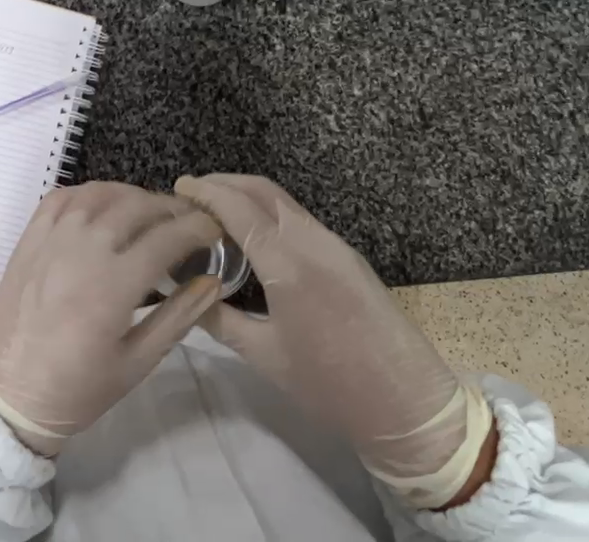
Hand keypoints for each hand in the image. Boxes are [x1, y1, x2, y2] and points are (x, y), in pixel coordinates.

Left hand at [0, 181, 224, 455]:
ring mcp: (52, 238)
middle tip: (188, 220)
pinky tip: (105, 206)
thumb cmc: (78, 387)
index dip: (198, 228)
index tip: (214, 229)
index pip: (168, 238)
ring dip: (132, 195)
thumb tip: (212, 281)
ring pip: (100, 194)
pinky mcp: (29, 238)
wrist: (10, 392)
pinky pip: (62, 197)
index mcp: (114, 284)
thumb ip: (178, 318)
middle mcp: (83, 249)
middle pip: (137, 207)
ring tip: (151, 211)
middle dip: (171, 208)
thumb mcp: (138, 363)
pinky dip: (90, 193)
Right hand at [175, 174, 492, 507]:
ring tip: (216, 210)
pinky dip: (268, 213)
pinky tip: (253, 234)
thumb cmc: (330, 386)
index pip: (237, 208)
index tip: (179, 187)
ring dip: (247, 196)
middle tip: (193, 193)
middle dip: (224, 183)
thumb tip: (185, 294)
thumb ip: (219, 318)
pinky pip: (300, 219)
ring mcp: (335, 245)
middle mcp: (312, 241)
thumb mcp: (264, 356)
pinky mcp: (348, 256)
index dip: (205, 192)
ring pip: (283, 202)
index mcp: (287, 263)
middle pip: (262, 191)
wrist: (410, 406)